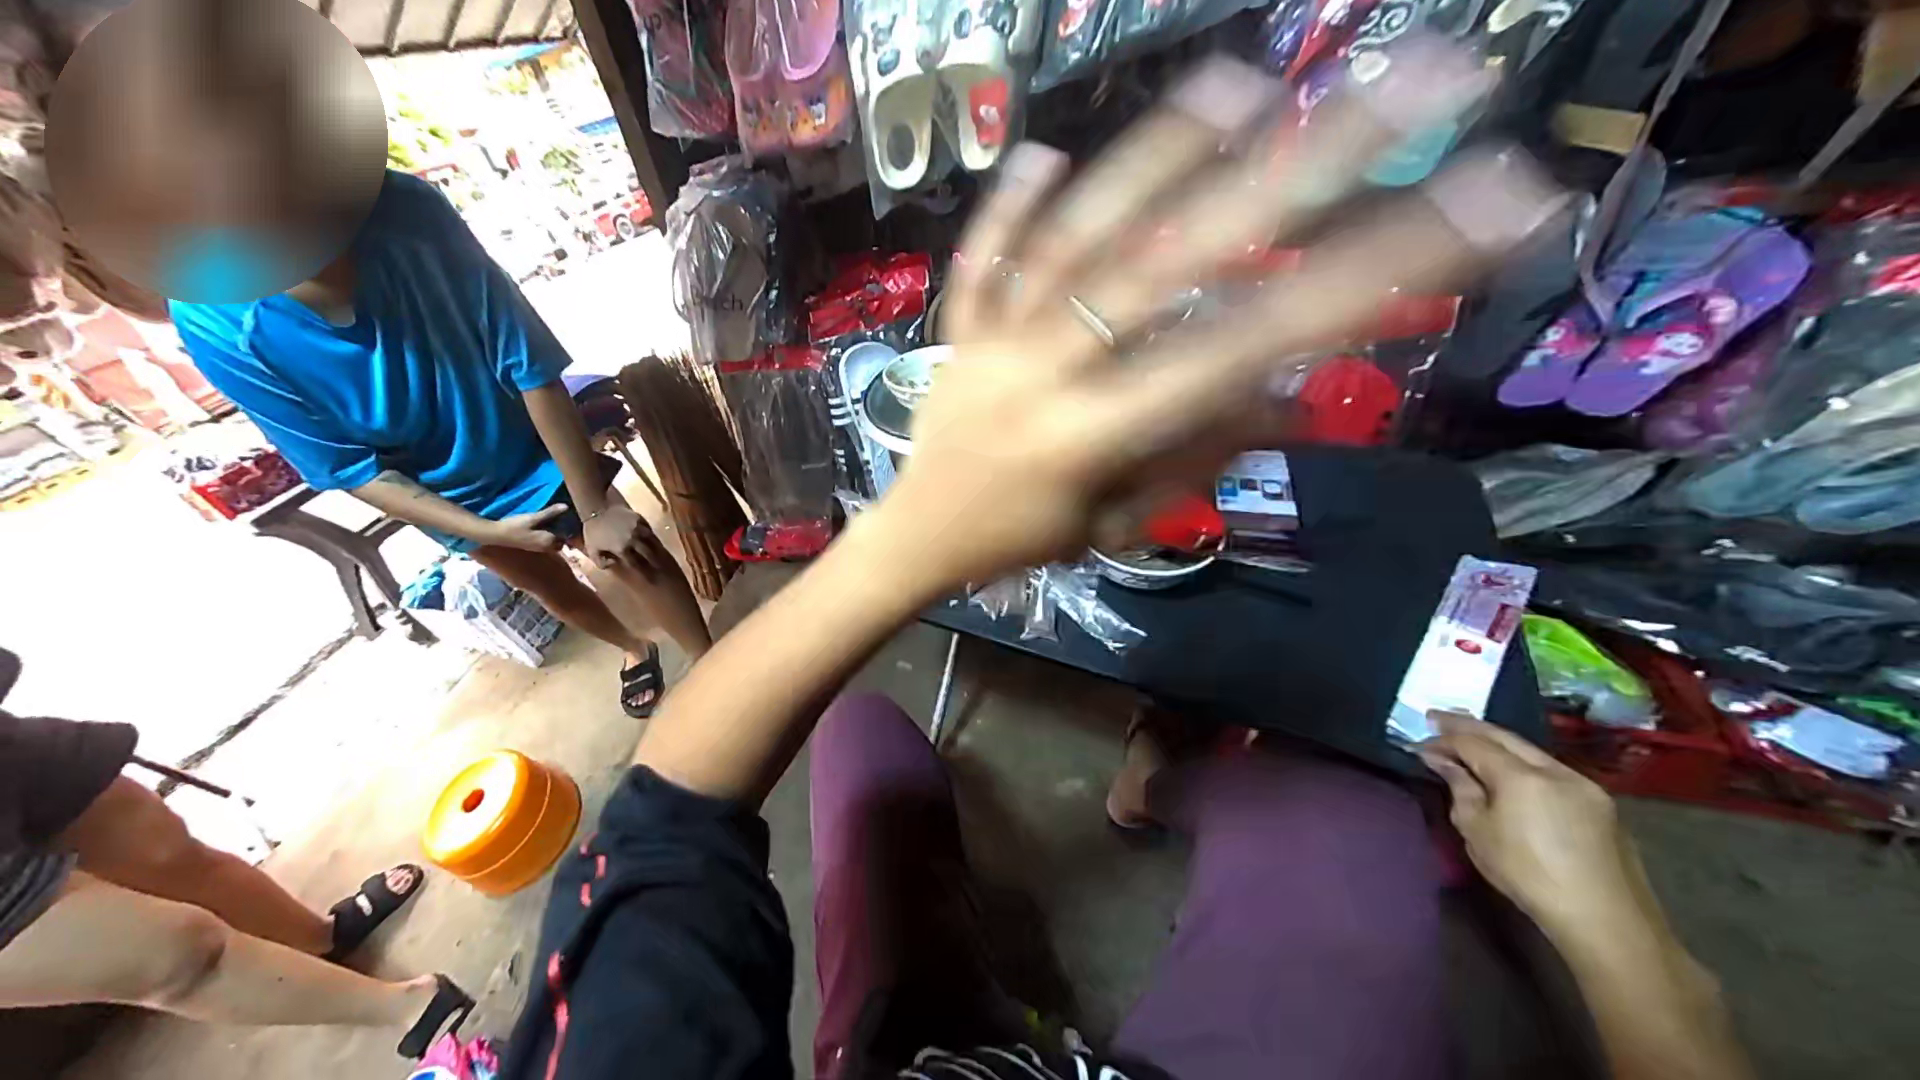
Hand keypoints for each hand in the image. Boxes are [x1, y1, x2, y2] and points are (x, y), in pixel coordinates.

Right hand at [489, 504, 566, 552]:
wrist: (496, 535)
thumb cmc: (515, 526)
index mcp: (549, 541)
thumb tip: (566, 506)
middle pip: (560, 542)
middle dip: (562, 534)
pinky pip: (545, 542)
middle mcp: (546, 547)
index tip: (569, 519)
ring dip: (554, 535)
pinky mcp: (530, 546)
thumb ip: (550, 513)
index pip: (566, 538)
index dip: (568, 529)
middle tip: (562, 521)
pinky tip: (542, 527)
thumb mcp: (534, 518)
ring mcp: (538, 548)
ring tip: (553, 523)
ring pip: (552, 543)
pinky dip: (547, 536)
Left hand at [582, 501, 660, 577]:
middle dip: (654, 561)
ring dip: (655, 548)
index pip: (635, 564)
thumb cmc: (592, 531)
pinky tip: (653, 539)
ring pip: (651, 540)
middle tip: (660, 567)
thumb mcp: (591, 549)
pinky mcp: (639, 519)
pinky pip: (649, 529)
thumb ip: (600, 561)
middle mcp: (633, 540)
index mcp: (621, 549)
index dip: (643, 572)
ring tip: (660, 553)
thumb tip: (612, 565)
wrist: (596, 510)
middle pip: (648, 553)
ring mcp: (638, 529)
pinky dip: (651, 535)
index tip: (650, 578)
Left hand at [875, 45, 1564, 586]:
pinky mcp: (956, 331)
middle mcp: (1051, 369)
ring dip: (1152, 162)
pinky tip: (1043, 152)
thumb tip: (1283, 395)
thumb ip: (1193, 457)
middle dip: (1296, 177)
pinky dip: (1008, 211)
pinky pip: (981, 265)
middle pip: (1175, 263)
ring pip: (1074, 241)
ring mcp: (996, 341)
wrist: (920, 535)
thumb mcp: (1116, 522)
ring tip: (1237, 87)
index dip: (1355, 282)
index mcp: (1097, 432)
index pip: (1242, 346)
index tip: (1468, 214)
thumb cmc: (1024, 540)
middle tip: (1400, 94)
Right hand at [1418, 712, 1649, 941]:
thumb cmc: (1527, 875)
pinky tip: (1509, 770)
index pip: (1473, 742)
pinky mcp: (1600, 803)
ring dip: (1497, 743)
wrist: (1606, 921)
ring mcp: (1584, 785)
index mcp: (1522, 776)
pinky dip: (1521, 761)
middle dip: (1468, 726)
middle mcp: (1556, 770)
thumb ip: (1459, 787)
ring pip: (1530, 751)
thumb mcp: (1477, 831)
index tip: (1419, 744)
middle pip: (1504, 736)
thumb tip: (1442, 760)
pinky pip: (1550, 769)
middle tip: (1437, 720)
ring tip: (1469, 742)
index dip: (1443, 739)